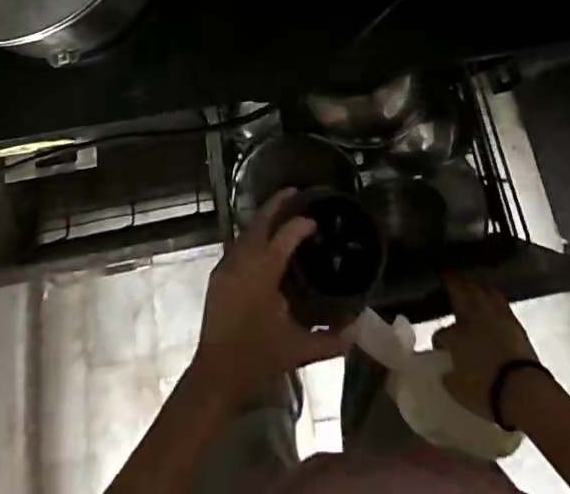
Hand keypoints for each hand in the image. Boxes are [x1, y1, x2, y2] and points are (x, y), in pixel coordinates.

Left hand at [188, 190, 348, 408]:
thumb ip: (329, 340)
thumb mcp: (297, 349)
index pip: (284, 236)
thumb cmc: (256, 359)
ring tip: (280, 213)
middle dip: (276, 204)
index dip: (300, 225)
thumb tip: (356, 332)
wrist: (213, 376)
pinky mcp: (218, 278)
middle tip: (294, 192)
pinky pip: (236, 247)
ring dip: (262, 220)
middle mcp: (242, 263)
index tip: (314, 222)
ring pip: (245, 233)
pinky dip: (251, 238)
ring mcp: (226, 269)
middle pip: (259, 222)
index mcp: (263, 273)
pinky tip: (261, 245)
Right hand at [434, 272, 541, 423]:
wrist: (523, 388)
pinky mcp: (513, 320)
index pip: (441, 334)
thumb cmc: (486, 391)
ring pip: (481, 289)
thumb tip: (447, 373)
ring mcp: (495, 316)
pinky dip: (492, 294)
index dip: (439, 340)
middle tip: (446, 272)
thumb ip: (450, 378)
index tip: (440, 348)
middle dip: (452, 281)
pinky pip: (499, 300)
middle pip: (460, 291)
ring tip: (469, 279)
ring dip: (473, 282)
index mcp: (455, 335)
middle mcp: (473, 318)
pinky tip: (491, 296)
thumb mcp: (459, 390)